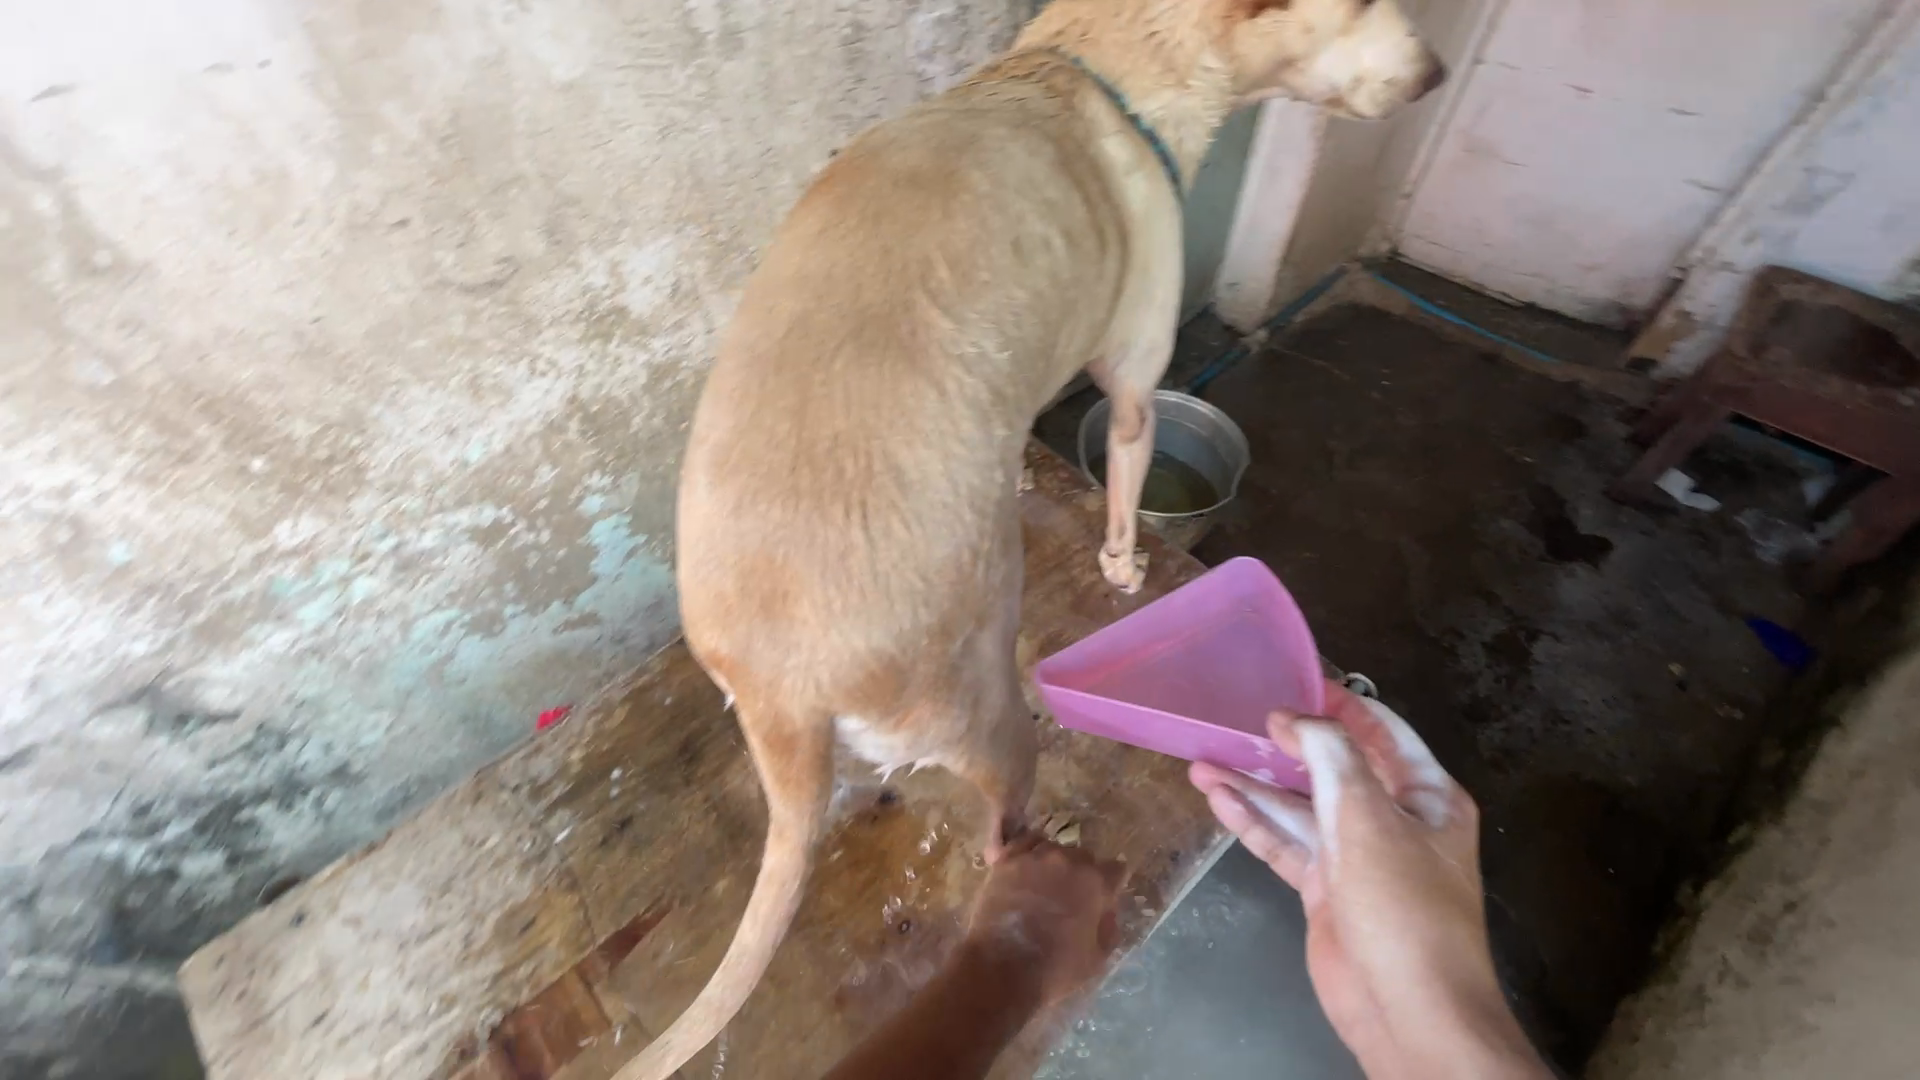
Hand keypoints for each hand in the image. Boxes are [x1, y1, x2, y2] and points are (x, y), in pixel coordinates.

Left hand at [967, 835, 1127, 1004]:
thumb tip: (1106, 911)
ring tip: (1045, 884)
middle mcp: (1067, 860)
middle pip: (1083, 856)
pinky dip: (1027, 853)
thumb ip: (1108, 928)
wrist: (1003, 968)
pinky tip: (1025, 868)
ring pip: (1053, 848)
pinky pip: (1023, 844)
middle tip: (1072, 896)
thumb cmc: (1055, 969)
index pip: (1115, 869)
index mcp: (1094, 882)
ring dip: (1054, 863)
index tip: (1104, 898)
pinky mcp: (1007, 859)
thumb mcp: (1097, 959)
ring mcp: (1035, 856)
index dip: (1111, 884)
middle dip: (1082, 873)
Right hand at [1189, 680, 1549, 1079]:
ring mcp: (1353, 854)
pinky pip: (1283, 842)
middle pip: (1328, 766)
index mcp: (1422, 795)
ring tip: (1203, 760)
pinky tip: (1216, 797)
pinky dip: (1251, 821)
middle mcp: (1389, 818)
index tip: (1290, 677)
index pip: (1381, 730)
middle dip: (1281, 745)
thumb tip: (1288, 717)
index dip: (1339, 702)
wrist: (1409, 1014)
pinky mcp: (1324, 886)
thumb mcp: (1367, 814)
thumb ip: (1328, 753)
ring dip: (1253, 784)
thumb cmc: (1400, 903)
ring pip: (1296, 805)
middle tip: (1235, 719)